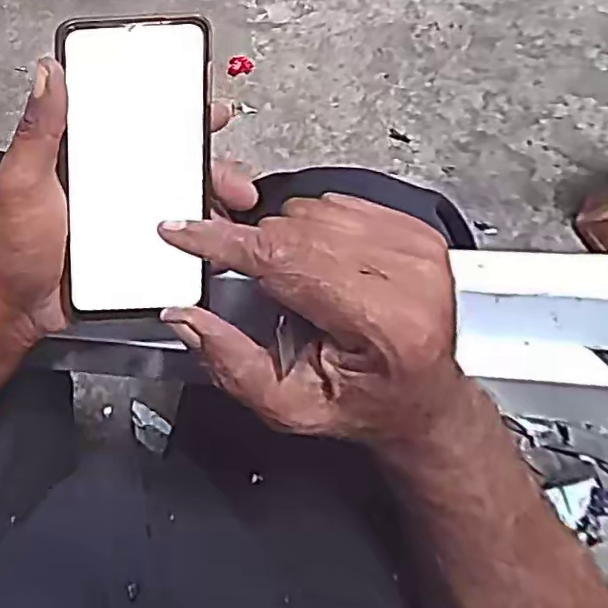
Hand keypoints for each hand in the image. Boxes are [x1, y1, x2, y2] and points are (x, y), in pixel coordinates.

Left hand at [0, 62, 254, 345]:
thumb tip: (48, 73)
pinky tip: (213, 229)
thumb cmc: (11, 245)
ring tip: (231, 192)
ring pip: (173, 188)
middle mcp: (102, 175)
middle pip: (160, 149)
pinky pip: (172, 227)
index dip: (159, 98)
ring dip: (207, 186)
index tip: (193, 86)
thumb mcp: (22, 180)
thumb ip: (38, 128)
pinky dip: (198, 226)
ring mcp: (120, 209)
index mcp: (76, 152)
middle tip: (222, 137)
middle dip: (198, 143)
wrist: (19, 308)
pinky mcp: (131, 240)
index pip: (123, 113)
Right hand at [157, 193, 475, 449]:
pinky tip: (323, 262)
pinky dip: (313, 226)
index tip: (182, 230)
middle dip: (257, 250)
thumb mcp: (291, 406)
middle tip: (264, 291)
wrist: (424, 400)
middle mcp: (410, 276)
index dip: (222, 241)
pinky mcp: (415, 227)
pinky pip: (333, 202)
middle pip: (290, 228)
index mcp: (386, 324)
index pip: (282, 258)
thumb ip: (230, 362)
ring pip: (307, 208)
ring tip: (300, 282)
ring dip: (286, 237)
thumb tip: (185, 317)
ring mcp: (415, 247)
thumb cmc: (367, 404)